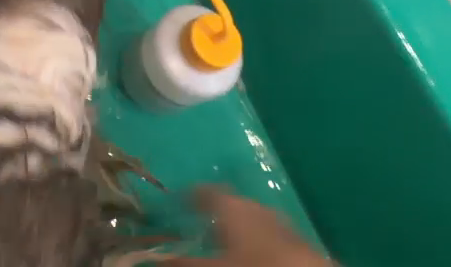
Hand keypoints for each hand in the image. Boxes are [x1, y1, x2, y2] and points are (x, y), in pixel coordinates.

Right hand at [169, 187, 327, 266]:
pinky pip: (268, 237)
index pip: (203, 191)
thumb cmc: (255, 266)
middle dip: (213, 217)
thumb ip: (183, 262)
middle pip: (229, 205)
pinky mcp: (298, 245)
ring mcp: (280, 224)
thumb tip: (151, 258)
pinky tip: (253, 258)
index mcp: (232, 206)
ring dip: (236, 231)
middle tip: (197, 231)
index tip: (174, 204)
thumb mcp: (214, 266)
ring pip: (251, 221)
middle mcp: (255, 207)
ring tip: (223, 247)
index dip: (188, 196)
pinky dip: (256, 244)